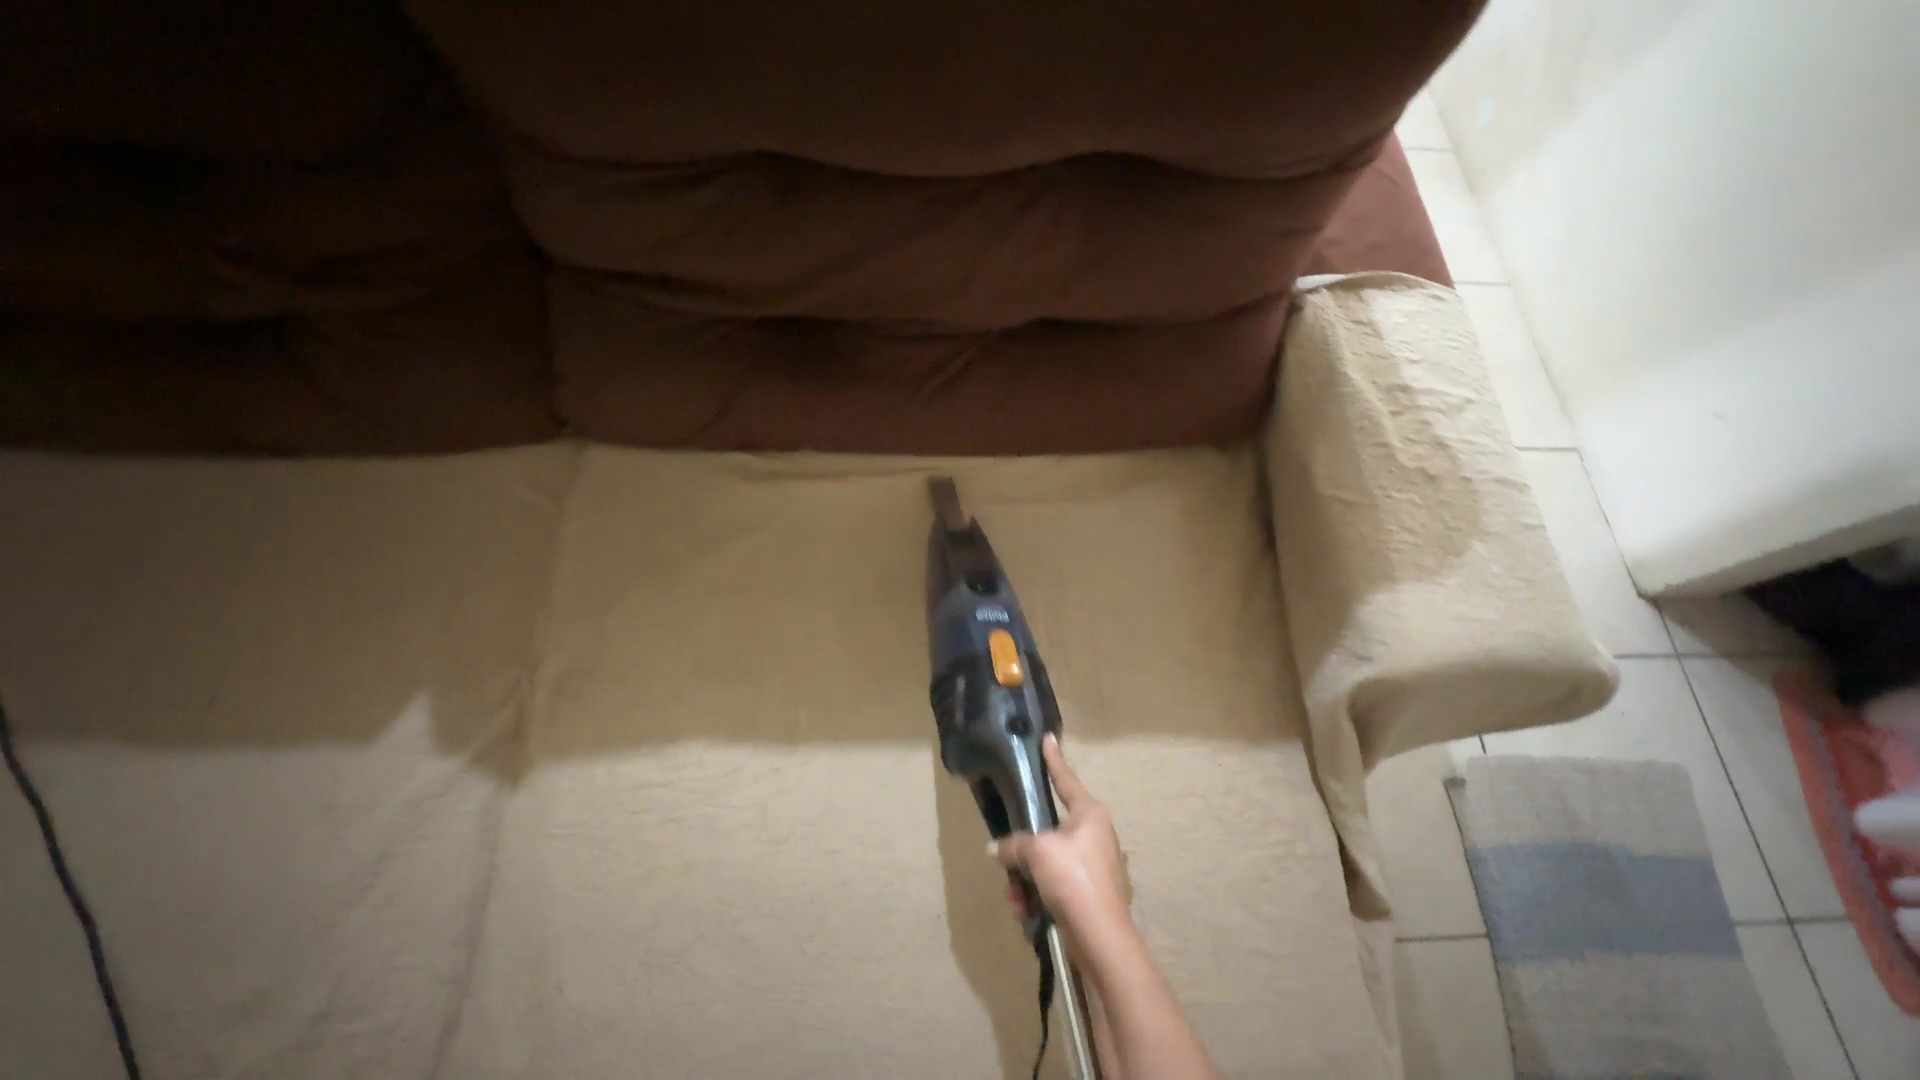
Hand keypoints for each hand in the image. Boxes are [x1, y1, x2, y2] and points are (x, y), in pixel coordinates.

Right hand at [991, 735, 1131, 943]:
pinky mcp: (1086, 892)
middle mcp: (1093, 834)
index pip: (1065, 779)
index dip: (1053, 760)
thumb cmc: (1073, 878)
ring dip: (1024, 880)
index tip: (1048, 738)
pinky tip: (1026, 913)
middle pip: (1046, 830)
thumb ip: (1015, 844)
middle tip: (1006, 865)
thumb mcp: (1038, 852)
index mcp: (1089, 814)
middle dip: (1021, 853)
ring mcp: (1091, 864)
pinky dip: (1036, 897)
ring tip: (1017, 900)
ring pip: (1044, 862)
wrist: (1100, 936)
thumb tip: (998, 850)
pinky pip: (1051, 885)